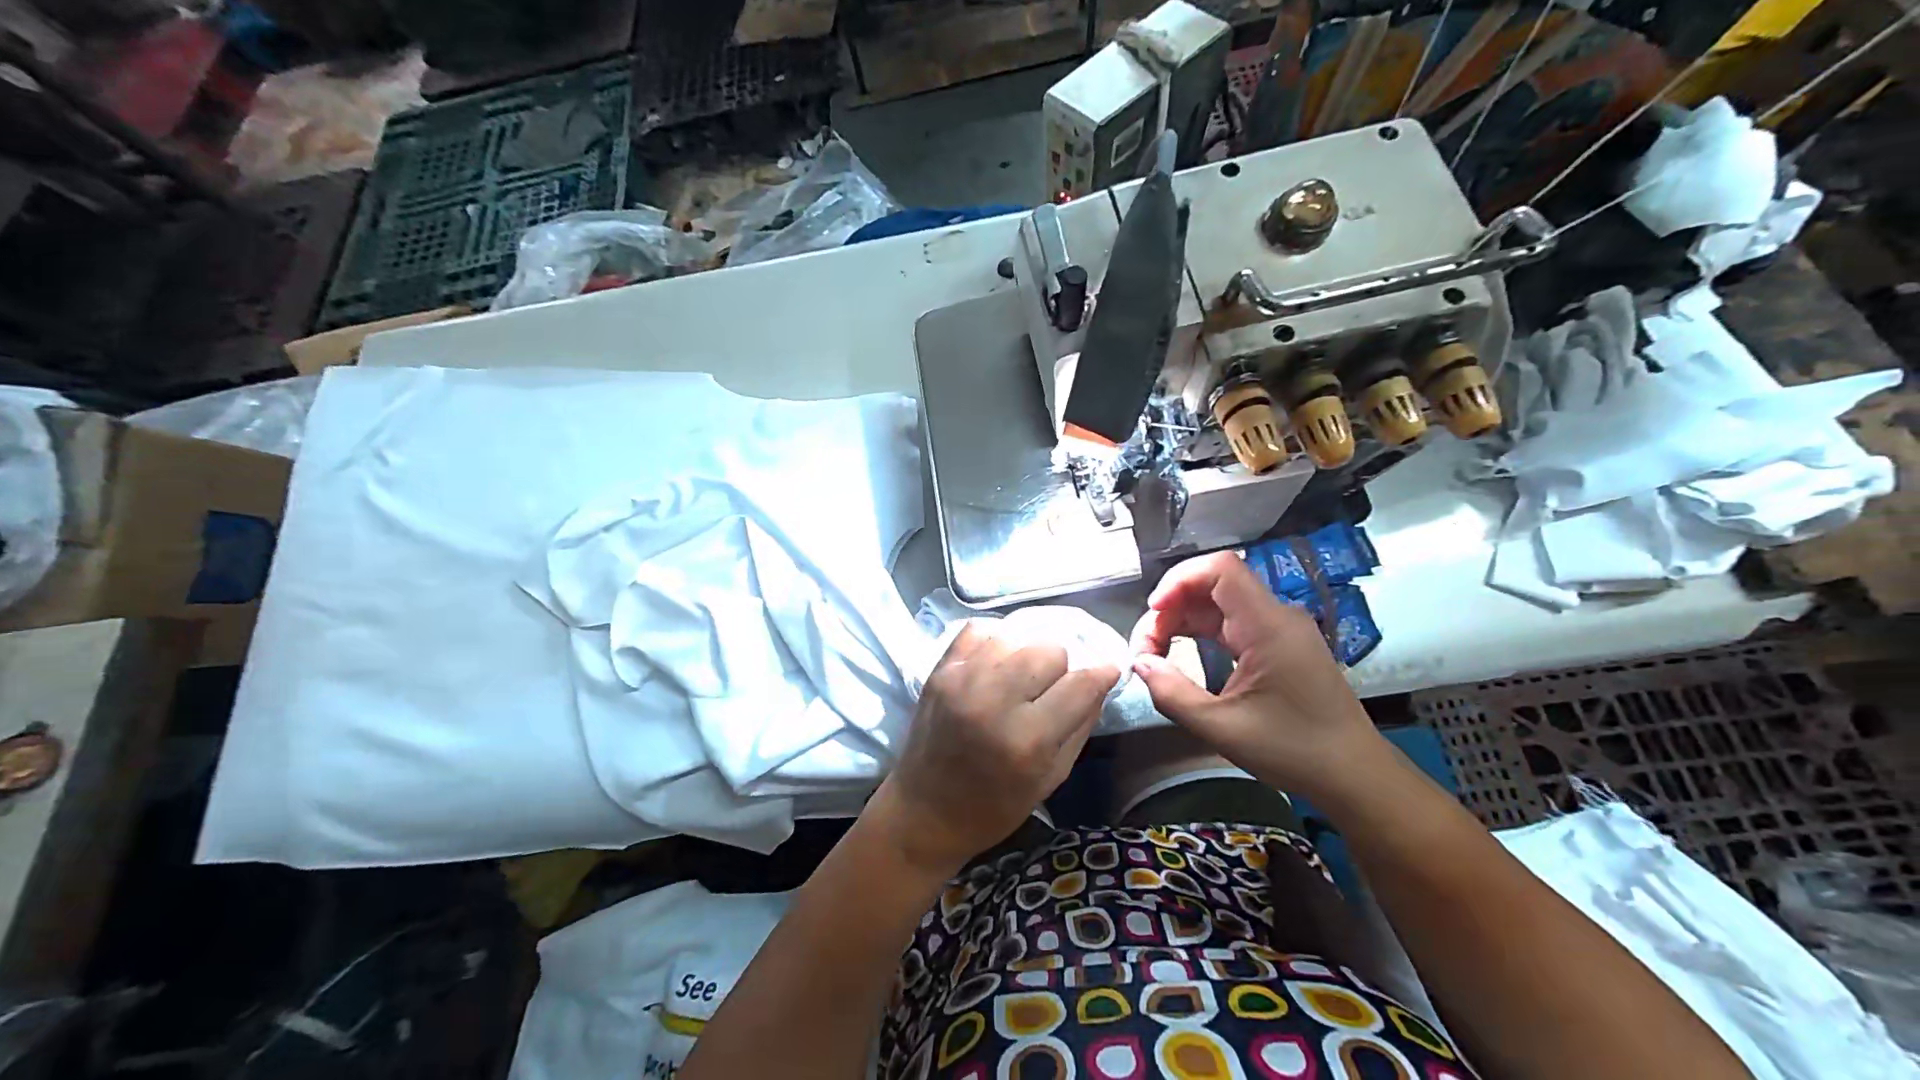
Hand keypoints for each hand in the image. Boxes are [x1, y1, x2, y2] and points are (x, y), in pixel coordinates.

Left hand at [872, 622, 1117, 876]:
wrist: (924, 810)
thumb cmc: (994, 807)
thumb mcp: (1051, 778)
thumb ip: (1081, 726)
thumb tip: (1101, 681)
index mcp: (1027, 740)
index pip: (1081, 684)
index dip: (1102, 674)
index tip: (1107, 672)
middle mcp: (993, 702)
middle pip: (1049, 650)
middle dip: (1060, 667)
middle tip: (1052, 688)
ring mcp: (962, 680)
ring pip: (1016, 635)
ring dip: (1027, 653)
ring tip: (1022, 676)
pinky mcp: (940, 670)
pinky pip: (979, 629)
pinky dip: (995, 641)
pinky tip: (997, 663)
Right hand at [1129, 552, 1385, 796]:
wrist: (1354, 774)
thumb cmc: (1293, 750)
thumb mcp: (1221, 728)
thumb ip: (1172, 693)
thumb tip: (1138, 663)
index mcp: (1268, 626)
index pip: (1221, 568)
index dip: (1179, 580)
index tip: (1154, 612)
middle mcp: (1276, 617)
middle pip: (1213, 586)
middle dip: (1172, 608)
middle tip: (1147, 648)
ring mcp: (1280, 630)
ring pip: (1219, 604)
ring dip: (1183, 621)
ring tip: (1156, 654)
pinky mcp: (1279, 645)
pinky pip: (1232, 623)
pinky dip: (1201, 633)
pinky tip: (1181, 655)